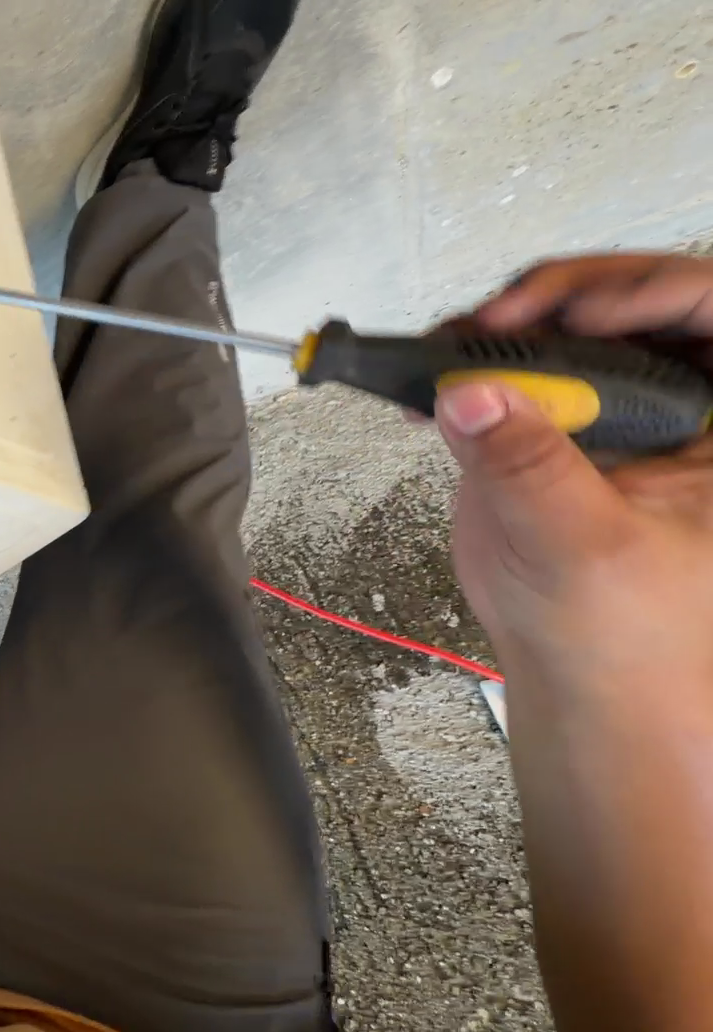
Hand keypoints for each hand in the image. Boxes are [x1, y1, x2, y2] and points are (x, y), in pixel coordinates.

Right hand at [436, 255, 712, 681]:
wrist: (576, 664)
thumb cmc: (622, 622)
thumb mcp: (582, 542)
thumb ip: (529, 468)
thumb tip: (471, 396)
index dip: (656, 293)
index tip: (576, 320)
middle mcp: (680, 401)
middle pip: (633, 305)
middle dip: (559, 301)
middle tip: (495, 322)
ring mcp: (607, 412)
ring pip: (560, 332)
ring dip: (498, 332)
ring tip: (447, 350)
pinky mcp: (542, 429)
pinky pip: (504, 375)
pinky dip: (458, 369)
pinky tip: (425, 385)